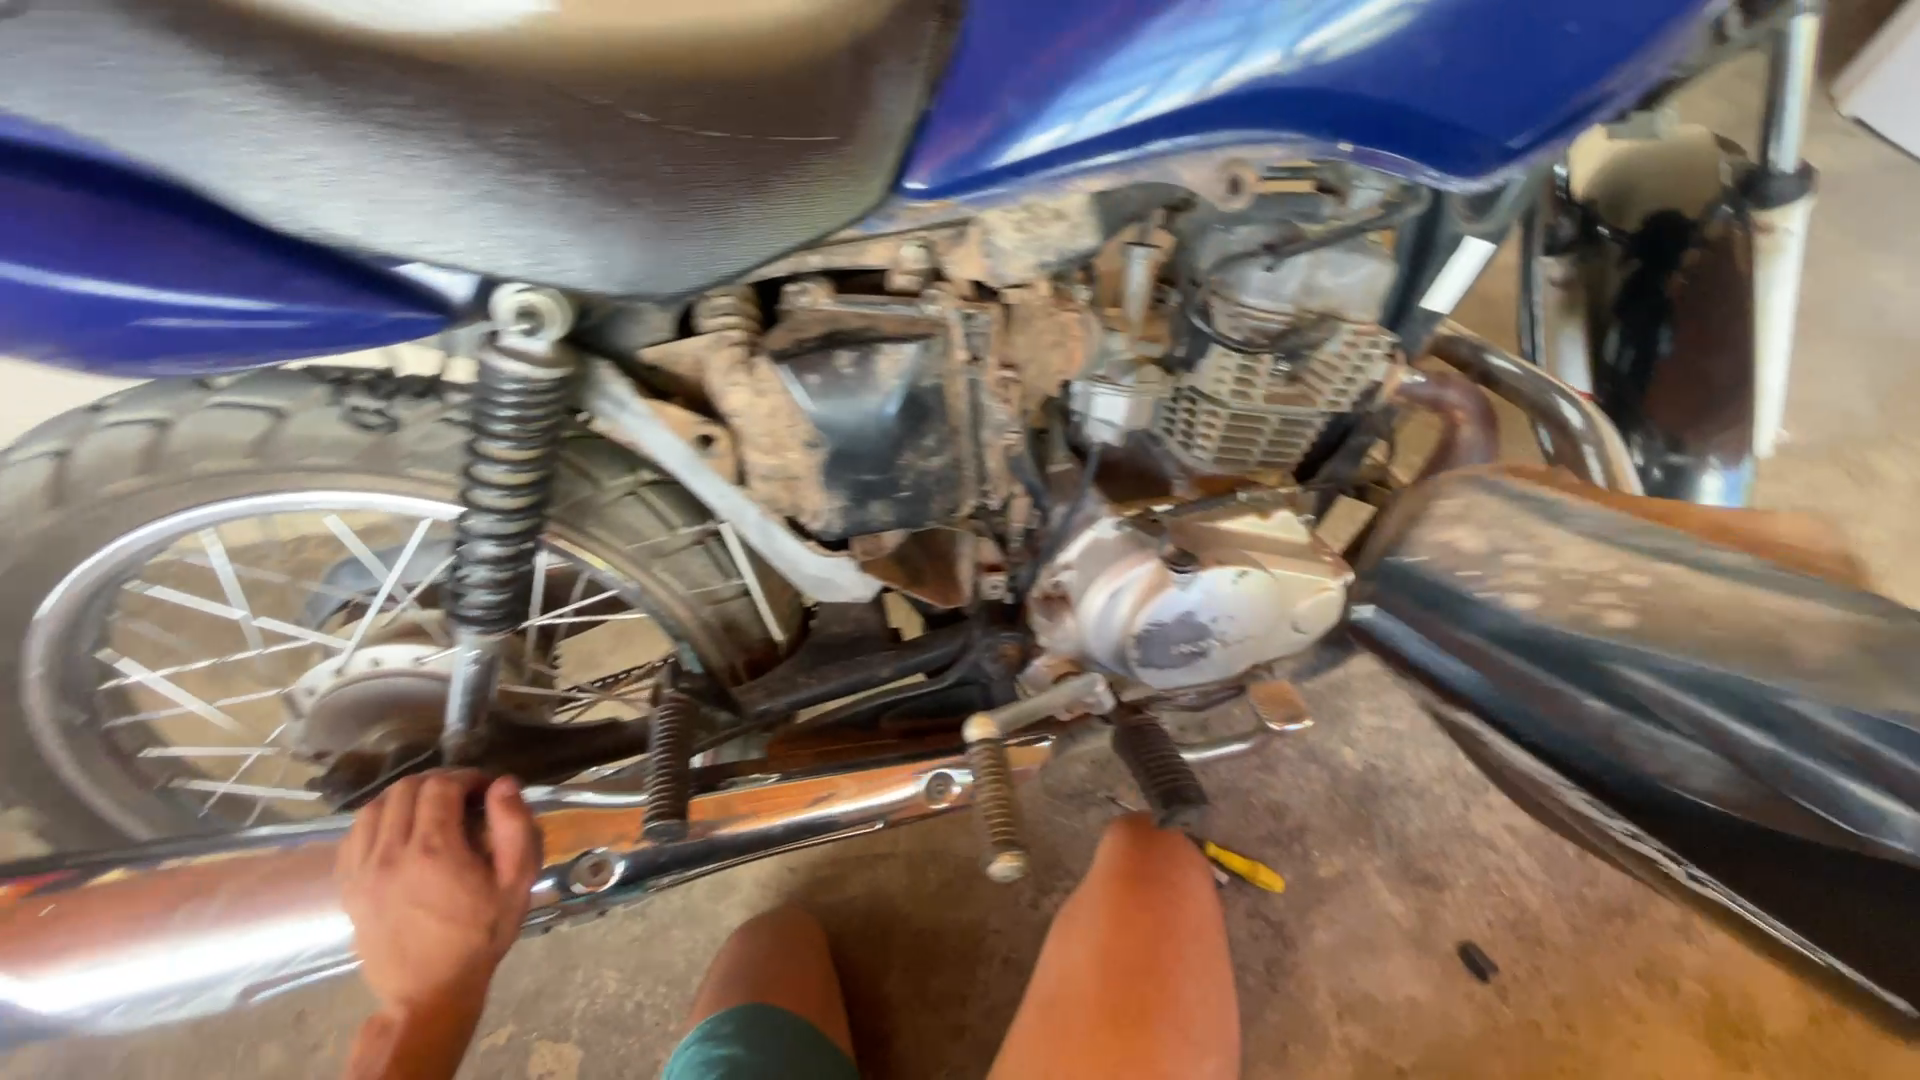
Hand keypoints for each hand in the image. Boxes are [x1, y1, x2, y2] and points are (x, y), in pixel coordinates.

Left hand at [336, 769, 541, 1015]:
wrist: (430, 990)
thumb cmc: (481, 933)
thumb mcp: (517, 881)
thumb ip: (515, 827)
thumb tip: (504, 784)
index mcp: (433, 850)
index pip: (441, 786)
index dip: (468, 777)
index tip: (488, 789)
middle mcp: (390, 854)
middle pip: (405, 789)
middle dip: (439, 782)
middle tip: (465, 796)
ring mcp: (362, 872)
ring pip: (374, 807)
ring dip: (406, 797)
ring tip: (432, 809)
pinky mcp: (348, 887)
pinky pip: (354, 834)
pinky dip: (378, 820)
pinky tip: (401, 830)